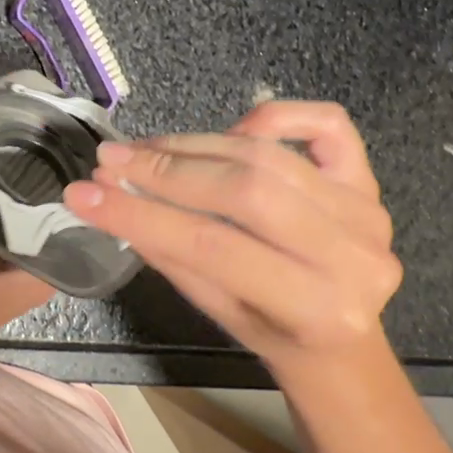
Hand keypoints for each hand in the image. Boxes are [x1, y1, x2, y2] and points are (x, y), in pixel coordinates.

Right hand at [63, 100, 401, 382]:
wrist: (340, 337)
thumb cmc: (268, 327)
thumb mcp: (211, 307)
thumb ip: (163, 247)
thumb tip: (103, 193)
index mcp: (318, 308)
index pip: (213, 245)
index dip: (139, 213)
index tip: (82, 193)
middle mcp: (355, 257)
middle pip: (246, 189)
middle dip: (165, 170)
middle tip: (110, 161)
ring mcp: (367, 212)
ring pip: (267, 155)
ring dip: (193, 145)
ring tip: (145, 149)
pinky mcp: (370, 180)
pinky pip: (325, 123)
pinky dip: (272, 115)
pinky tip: (233, 130)